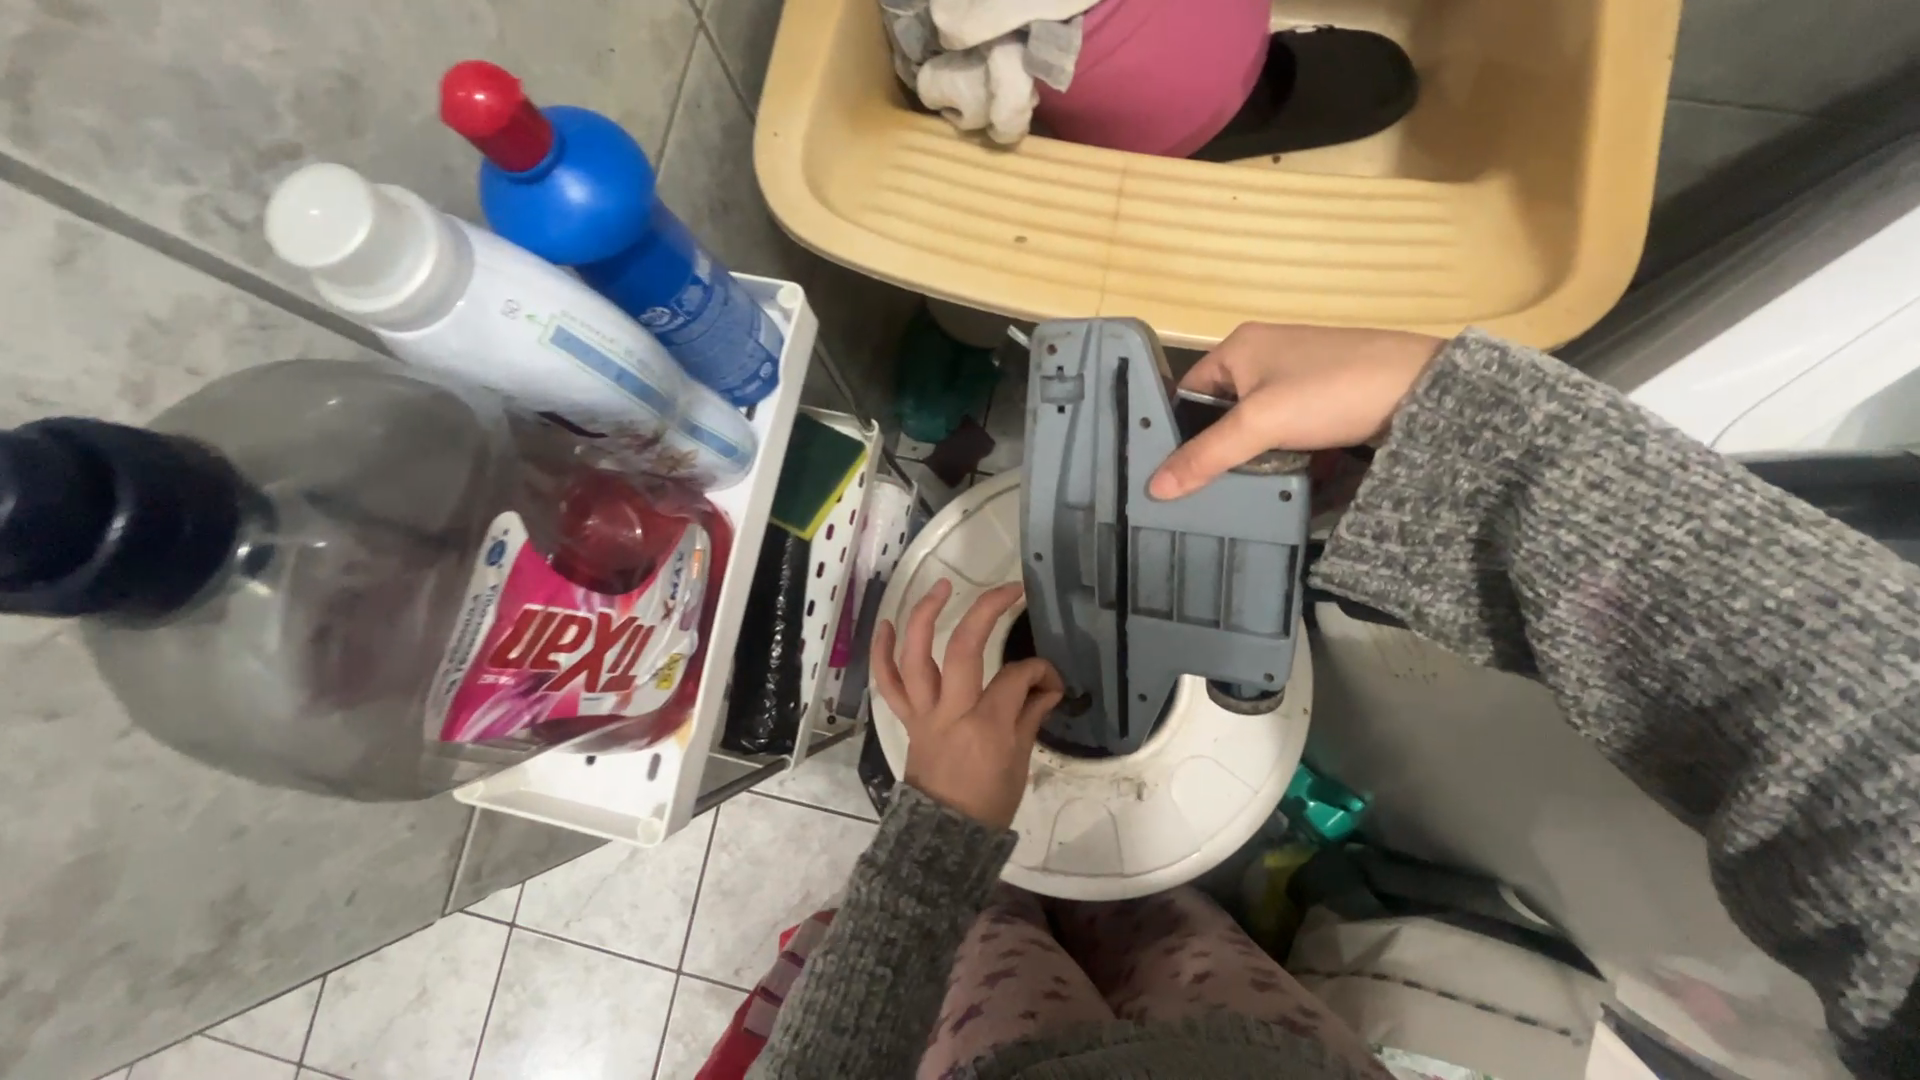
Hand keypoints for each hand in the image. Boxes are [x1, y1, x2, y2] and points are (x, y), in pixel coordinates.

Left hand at [873, 579, 1063, 829]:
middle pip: (963, 649)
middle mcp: (950, 711)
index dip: (1039, 670)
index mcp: (986, 725)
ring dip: (925, 616)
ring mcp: (923, 712)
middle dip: (986, 611)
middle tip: (1007, 591)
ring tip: (942, 586)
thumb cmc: (989, 802)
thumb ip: (1030, 714)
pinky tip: (886, 624)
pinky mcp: (906, 718)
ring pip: (915, 656)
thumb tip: (1047, 684)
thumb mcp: (1020, 759)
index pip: (1015, 678)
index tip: (1051, 680)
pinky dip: (882, 652)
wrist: (946, 835)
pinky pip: (888, 683)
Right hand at [1149, 323, 1445, 499]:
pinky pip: (1282, 429)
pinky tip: (1273, 482)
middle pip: (1218, 412)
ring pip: (1251, 425)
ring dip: (1246, 456)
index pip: (1186, 393)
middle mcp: (1262, 355)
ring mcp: (1295, 377)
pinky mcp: (1322, 397)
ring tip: (1231, 494)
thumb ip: (1205, 456)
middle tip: (1197, 493)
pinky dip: (1275, 454)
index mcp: (1238, 347)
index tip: (1167, 474)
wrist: (1424, 389)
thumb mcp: (1260, 425)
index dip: (1175, 432)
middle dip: (1212, 450)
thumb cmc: (1330, 393)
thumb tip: (1153, 489)